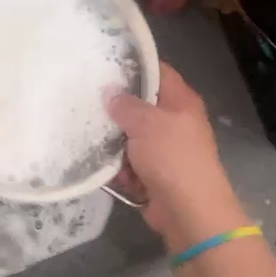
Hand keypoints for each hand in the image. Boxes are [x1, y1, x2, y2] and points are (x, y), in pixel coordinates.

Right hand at [108, 63, 251, 250]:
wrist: (188, 209)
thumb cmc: (171, 157)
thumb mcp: (146, 123)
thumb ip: (125, 105)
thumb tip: (110, 93)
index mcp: (181, 102)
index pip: (158, 72)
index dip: (134, 67)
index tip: (104, 67)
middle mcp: (175, 123)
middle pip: (141, 108)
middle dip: (116, 111)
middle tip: (87, 106)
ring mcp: (166, 152)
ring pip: (131, 140)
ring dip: (114, 146)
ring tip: (91, 143)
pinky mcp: (155, 176)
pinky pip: (131, 166)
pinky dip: (120, 171)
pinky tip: (108, 174)